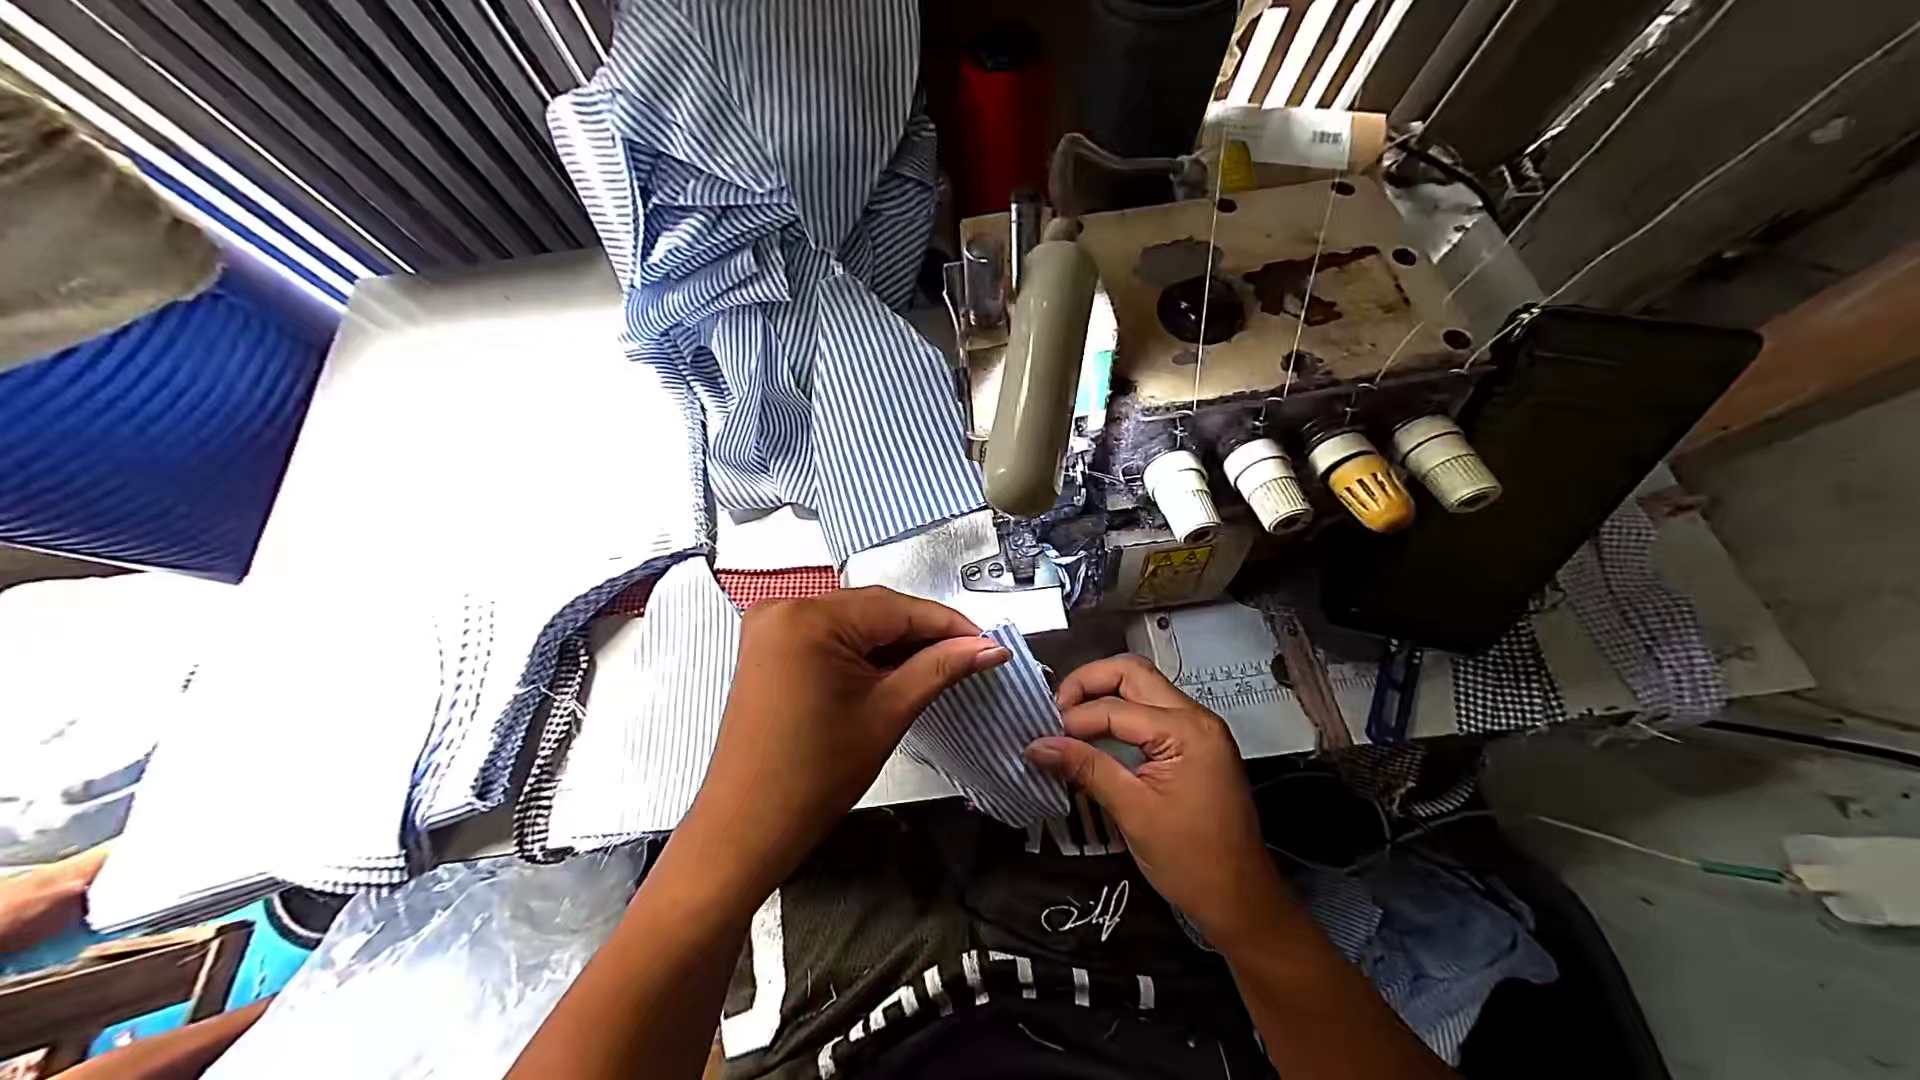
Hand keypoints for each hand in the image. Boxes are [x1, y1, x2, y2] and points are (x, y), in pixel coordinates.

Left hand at [680, 587, 1009, 894]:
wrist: (748, 825)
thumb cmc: (808, 778)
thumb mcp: (887, 713)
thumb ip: (940, 668)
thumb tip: (984, 648)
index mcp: (809, 620)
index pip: (898, 607)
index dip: (948, 624)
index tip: (984, 640)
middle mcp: (784, 610)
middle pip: (875, 609)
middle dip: (923, 633)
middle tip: (967, 655)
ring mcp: (772, 626)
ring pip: (855, 620)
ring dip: (895, 641)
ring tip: (938, 665)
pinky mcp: (770, 645)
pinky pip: (831, 633)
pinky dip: (864, 648)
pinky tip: (894, 668)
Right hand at [1024, 654, 1286, 948]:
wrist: (1241, 901)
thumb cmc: (1192, 861)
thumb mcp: (1133, 811)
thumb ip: (1086, 768)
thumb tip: (1038, 746)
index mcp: (1187, 730)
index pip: (1116, 708)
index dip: (1074, 720)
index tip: (1043, 740)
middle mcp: (1196, 717)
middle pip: (1132, 674)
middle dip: (1088, 683)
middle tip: (1055, 710)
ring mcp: (1198, 729)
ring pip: (1142, 688)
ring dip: (1103, 695)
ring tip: (1069, 720)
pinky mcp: (1193, 744)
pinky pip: (1150, 712)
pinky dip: (1118, 714)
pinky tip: (1094, 734)